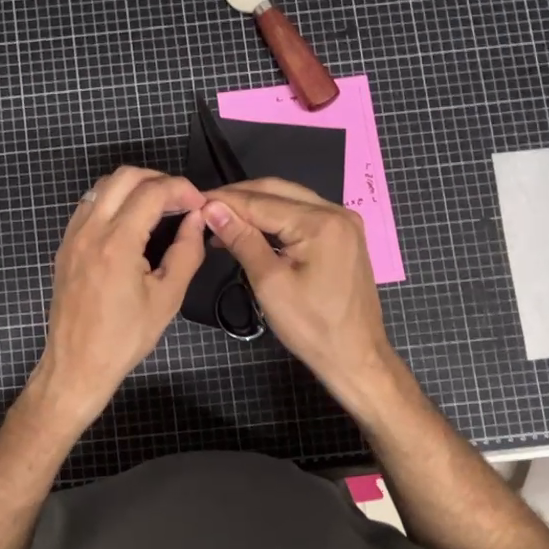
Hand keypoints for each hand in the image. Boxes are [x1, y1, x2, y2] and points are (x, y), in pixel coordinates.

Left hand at [34, 167, 206, 424]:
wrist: (77, 364)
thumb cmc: (125, 338)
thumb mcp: (167, 298)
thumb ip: (186, 252)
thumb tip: (197, 219)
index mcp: (117, 243)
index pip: (152, 191)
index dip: (182, 189)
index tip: (199, 204)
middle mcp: (90, 230)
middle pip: (124, 176)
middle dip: (158, 179)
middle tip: (181, 201)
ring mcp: (72, 236)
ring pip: (102, 186)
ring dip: (133, 186)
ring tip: (159, 208)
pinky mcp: (65, 245)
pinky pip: (89, 205)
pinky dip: (112, 200)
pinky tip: (131, 221)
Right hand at [201, 179, 396, 392]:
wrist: (356, 356)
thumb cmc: (311, 326)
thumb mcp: (269, 282)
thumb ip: (241, 240)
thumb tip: (212, 209)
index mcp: (320, 223)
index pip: (261, 201)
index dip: (224, 201)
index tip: (192, 202)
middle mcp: (337, 212)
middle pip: (277, 191)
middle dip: (239, 197)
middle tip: (204, 208)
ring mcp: (344, 223)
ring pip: (289, 200)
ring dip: (255, 207)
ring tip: (221, 220)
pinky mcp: (343, 236)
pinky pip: (302, 215)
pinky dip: (274, 219)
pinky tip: (251, 230)